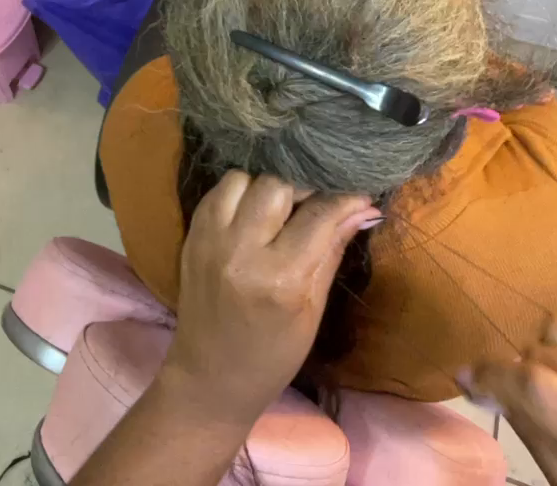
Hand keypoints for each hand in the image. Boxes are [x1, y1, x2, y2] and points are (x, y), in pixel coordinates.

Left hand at [160, 171, 378, 423]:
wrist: (209, 378)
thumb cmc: (273, 355)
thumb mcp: (313, 310)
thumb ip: (333, 250)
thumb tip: (364, 207)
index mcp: (280, 279)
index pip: (319, 215)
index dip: (344, 198)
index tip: (359, 193)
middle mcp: (241, 252)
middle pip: (277, 184)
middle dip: (301, 188)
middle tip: (313, 204)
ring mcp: (210, 240)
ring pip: (243, 178)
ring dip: (266, 186)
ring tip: (278, 208)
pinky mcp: (192, 235)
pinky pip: (218, 190)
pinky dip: (239, 192)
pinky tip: (251, 212)